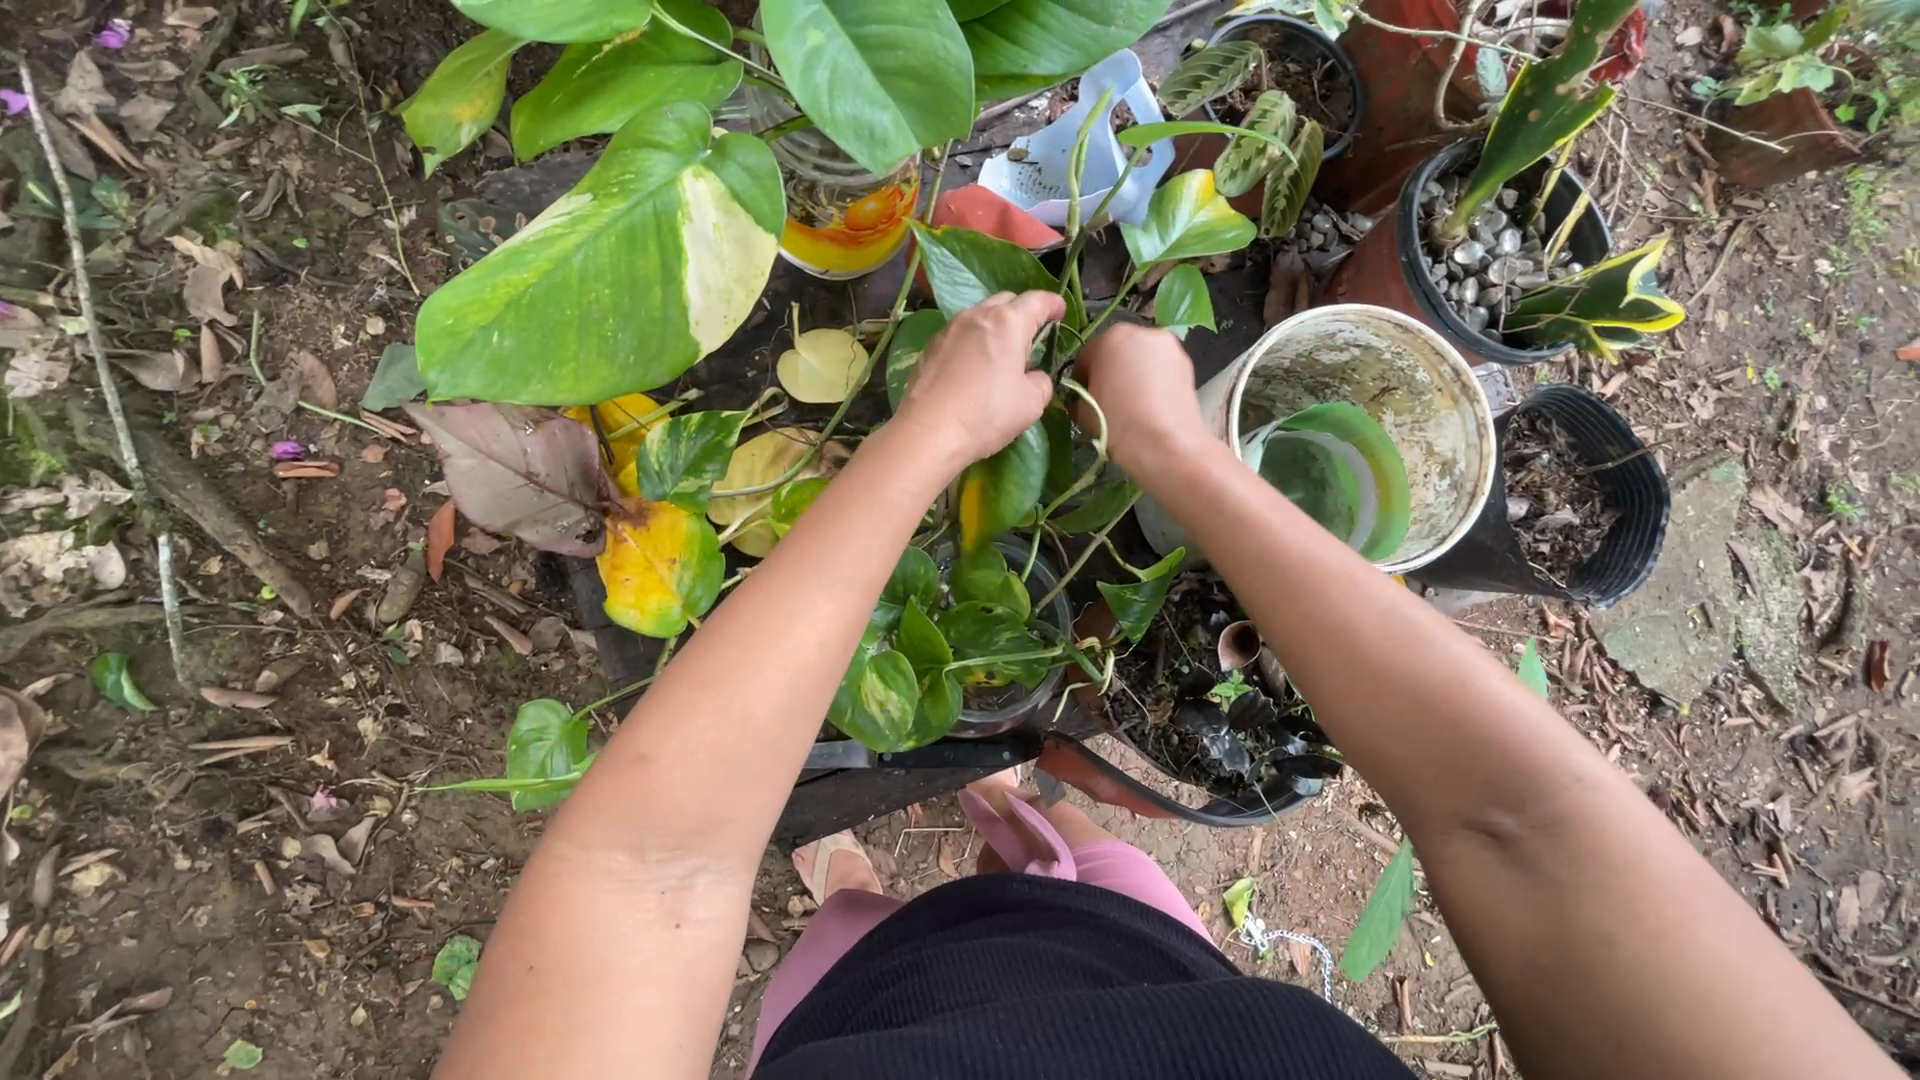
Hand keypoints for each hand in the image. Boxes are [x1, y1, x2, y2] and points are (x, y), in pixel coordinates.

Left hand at [894, 291, 1062, 465]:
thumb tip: (1033, 376)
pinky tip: (973, 367)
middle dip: (1023, 312)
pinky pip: (959, 335)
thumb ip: (1041, 382)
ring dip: (995, 327)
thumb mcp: (1031, 403)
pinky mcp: (931, 347)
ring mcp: (949, 329)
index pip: (1037, 301)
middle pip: (1006, 301)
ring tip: (1001, 354)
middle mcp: (977, 316)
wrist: (929, 432)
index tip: (1060, 312)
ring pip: (979, 316)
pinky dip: (973, 342)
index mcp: (1007, 322)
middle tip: (1031, 339)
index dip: (1053, 304)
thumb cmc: (987, 414)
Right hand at [1072, 323, 1210, 477]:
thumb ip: (1080, 397)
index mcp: (1109, 339)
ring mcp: (1167, 345)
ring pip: (1141, 356)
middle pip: (1116, 350)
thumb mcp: (1084, 413)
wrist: (1166, 445)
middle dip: (1110, 370)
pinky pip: (1160, 366)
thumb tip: (1084, 397)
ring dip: (1133, 372)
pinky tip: (1151, 402)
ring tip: (1132, 400)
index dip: (1081, 378)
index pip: (1086, 356)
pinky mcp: (1186, 362)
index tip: (1082, 397)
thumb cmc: (1117, 424)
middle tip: (1107, 397)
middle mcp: (1140, 332)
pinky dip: (1153, 378)